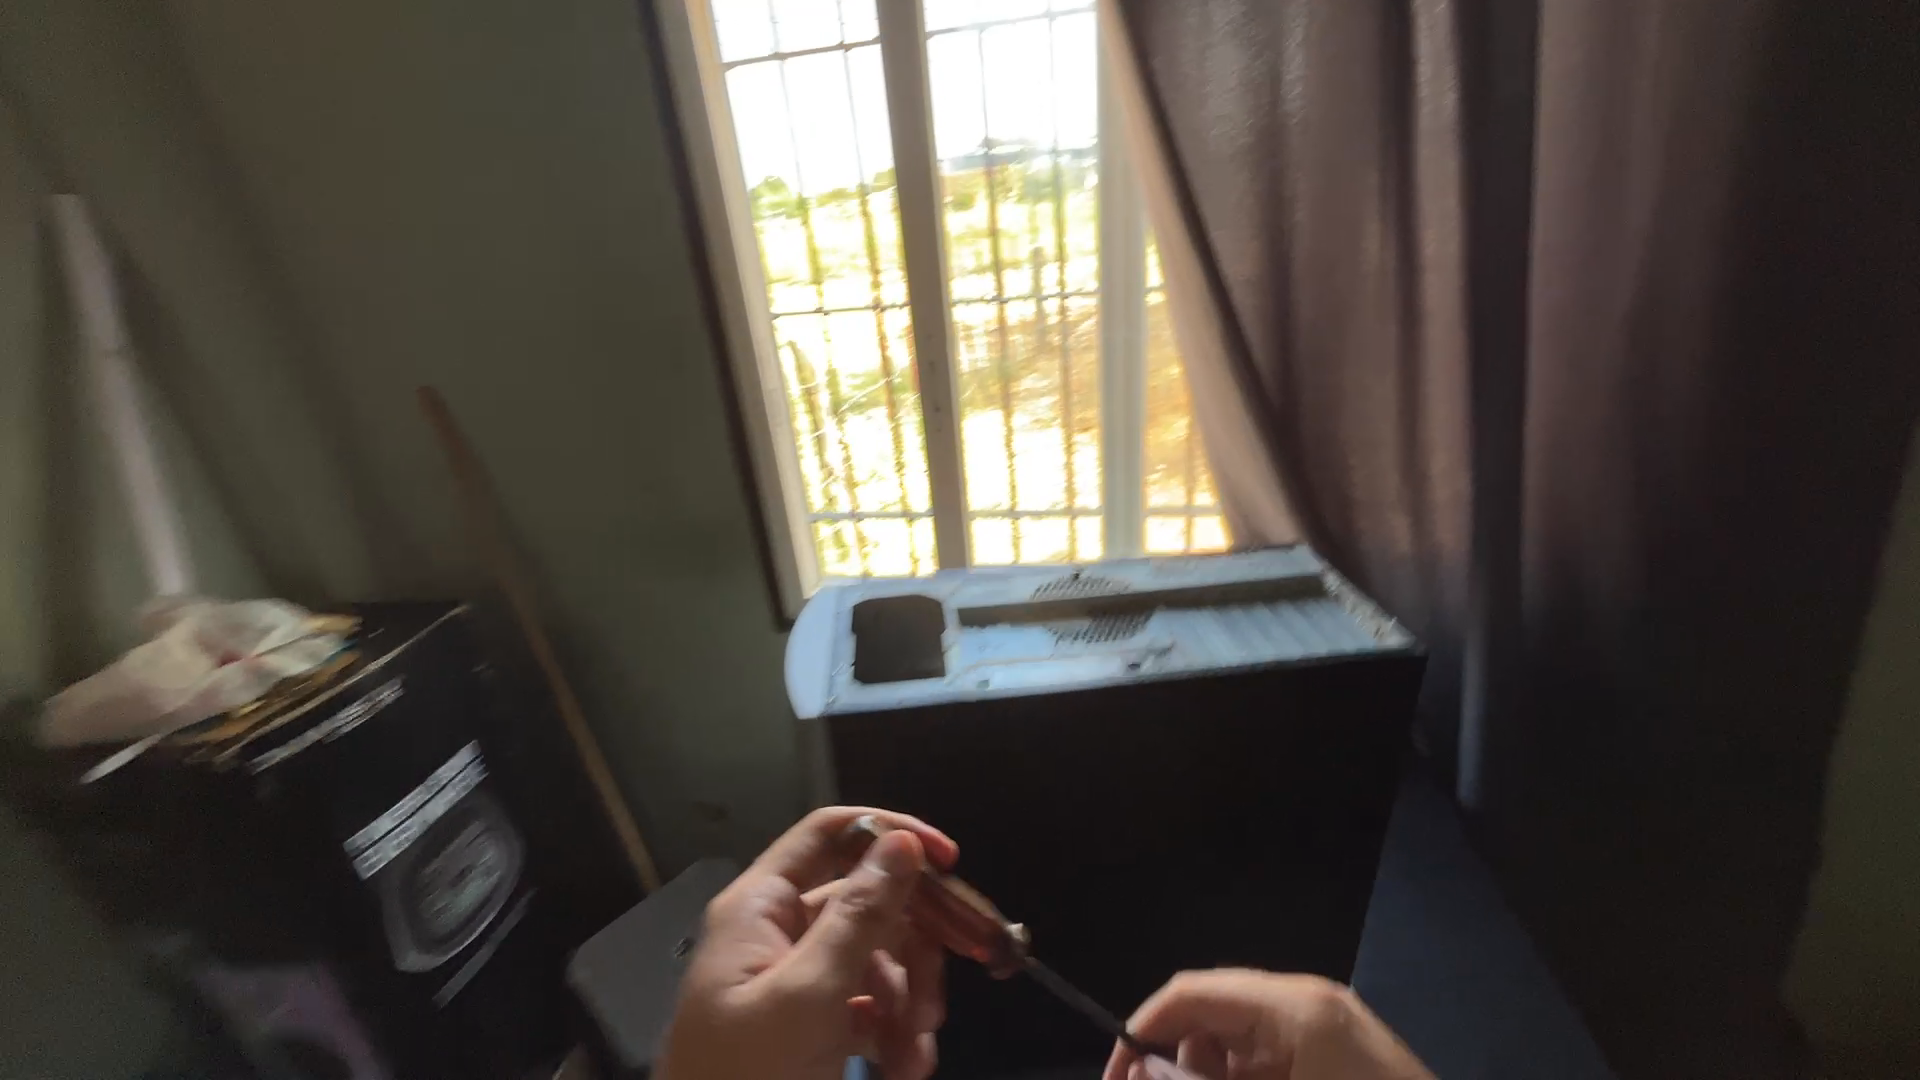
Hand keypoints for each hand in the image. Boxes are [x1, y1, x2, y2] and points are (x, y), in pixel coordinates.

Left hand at [659, 807, 958, 1079]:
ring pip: (876, 955)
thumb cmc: (749, 1079)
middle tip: (939, 989)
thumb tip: (903, 840)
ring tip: (916, 1053)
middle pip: (865, 900)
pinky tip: (905, 1068)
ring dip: (909, 1000)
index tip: (948, 861)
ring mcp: (796, 979)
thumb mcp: (809, 996)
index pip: (829, 832)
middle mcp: (779, 929)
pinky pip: (868, 1003)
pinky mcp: (811, 1024)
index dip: (888, 831)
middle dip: (911, 944)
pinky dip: (894, 1031)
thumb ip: (859, 915)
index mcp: (762, 905)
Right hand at [1104, 970, 1433, 1079]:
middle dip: (1178, 1060)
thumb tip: (1139, 1072)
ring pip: (1238, 1038)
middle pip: (1213, 1011)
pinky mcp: (1340, 1053)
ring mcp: (1329, 1027)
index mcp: (1294, 1006)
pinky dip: (1245, 1078)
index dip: (1143, 1030)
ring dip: (1210, 1073)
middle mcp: (1307, 1001)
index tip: (1116, 1077)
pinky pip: (1269, 1057)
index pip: (1191, 993)